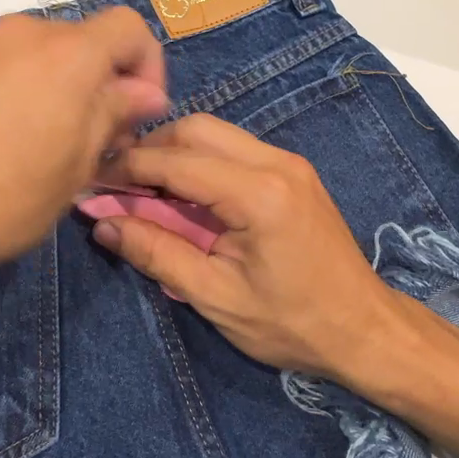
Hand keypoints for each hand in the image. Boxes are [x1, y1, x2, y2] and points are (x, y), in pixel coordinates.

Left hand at [0, 8, 167, 292]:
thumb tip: (143, 93)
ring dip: (56, 85)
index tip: (139, 114)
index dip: (147, 66)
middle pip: (82, 40)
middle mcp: (24, 32)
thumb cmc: (0, 201)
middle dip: (100, 81)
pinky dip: (16, 86)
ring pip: (39, 53)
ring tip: (42, 141)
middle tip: (94, 139)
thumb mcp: (74, 169)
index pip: (130, 28)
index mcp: (68, 54)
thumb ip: (114, 116)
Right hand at [91, 114, 405, 380]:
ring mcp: (287, 161)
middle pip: (195, 128)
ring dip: (174, 150)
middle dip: (150, 148)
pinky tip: (182, 190)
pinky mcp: (292, 170)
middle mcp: (275, 162)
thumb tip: (104, 224)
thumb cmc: (292, 325)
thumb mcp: (216, 298)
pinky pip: (233, 146)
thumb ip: (157, 253)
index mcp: (258, 194)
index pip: (176, 162)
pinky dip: (199, 158)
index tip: (92, 179)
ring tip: (144, 186)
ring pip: (214, 131)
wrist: (367, 330)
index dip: (128, 167)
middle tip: (118, 182)